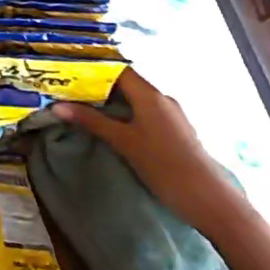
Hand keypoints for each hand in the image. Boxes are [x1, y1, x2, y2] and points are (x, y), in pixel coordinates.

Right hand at [52, 68, 245, 234]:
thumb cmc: (165, 166)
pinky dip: (125, 113)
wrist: (212, 202)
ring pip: (135, 99)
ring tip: (84, 106)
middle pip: (125, 83)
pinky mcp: (175, 132)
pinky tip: (111, 125)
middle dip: (97, 85)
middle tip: (68, 89)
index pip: (116, 68)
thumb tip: (57, 106)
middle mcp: (162, 99)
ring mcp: (171, 116)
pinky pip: (144, 112)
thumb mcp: (124, 142)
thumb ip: (91, 121)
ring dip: (110, 101)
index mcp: (150, 95)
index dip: (91, 67)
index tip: (67, 71)